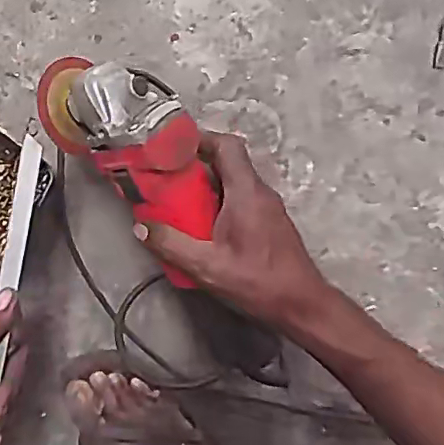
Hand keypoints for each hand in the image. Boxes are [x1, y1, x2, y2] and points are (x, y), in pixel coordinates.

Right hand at [136, 132, 336, 331]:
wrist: (302, 305)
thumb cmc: (259, 282)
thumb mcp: (207, 267)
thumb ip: (171, 244)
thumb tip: (141, 227)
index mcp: (246, 192)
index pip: (227, 146)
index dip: (200, 139)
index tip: (172, 148)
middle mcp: (259, 192)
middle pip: (226, 161)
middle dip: (194, 164)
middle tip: (166, 175)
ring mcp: (267, 206)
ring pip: (232, 180)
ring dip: (205, 183)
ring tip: (176, 198)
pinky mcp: (268, 221)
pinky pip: (239, 197)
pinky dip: (217, 199)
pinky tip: (200, 222)